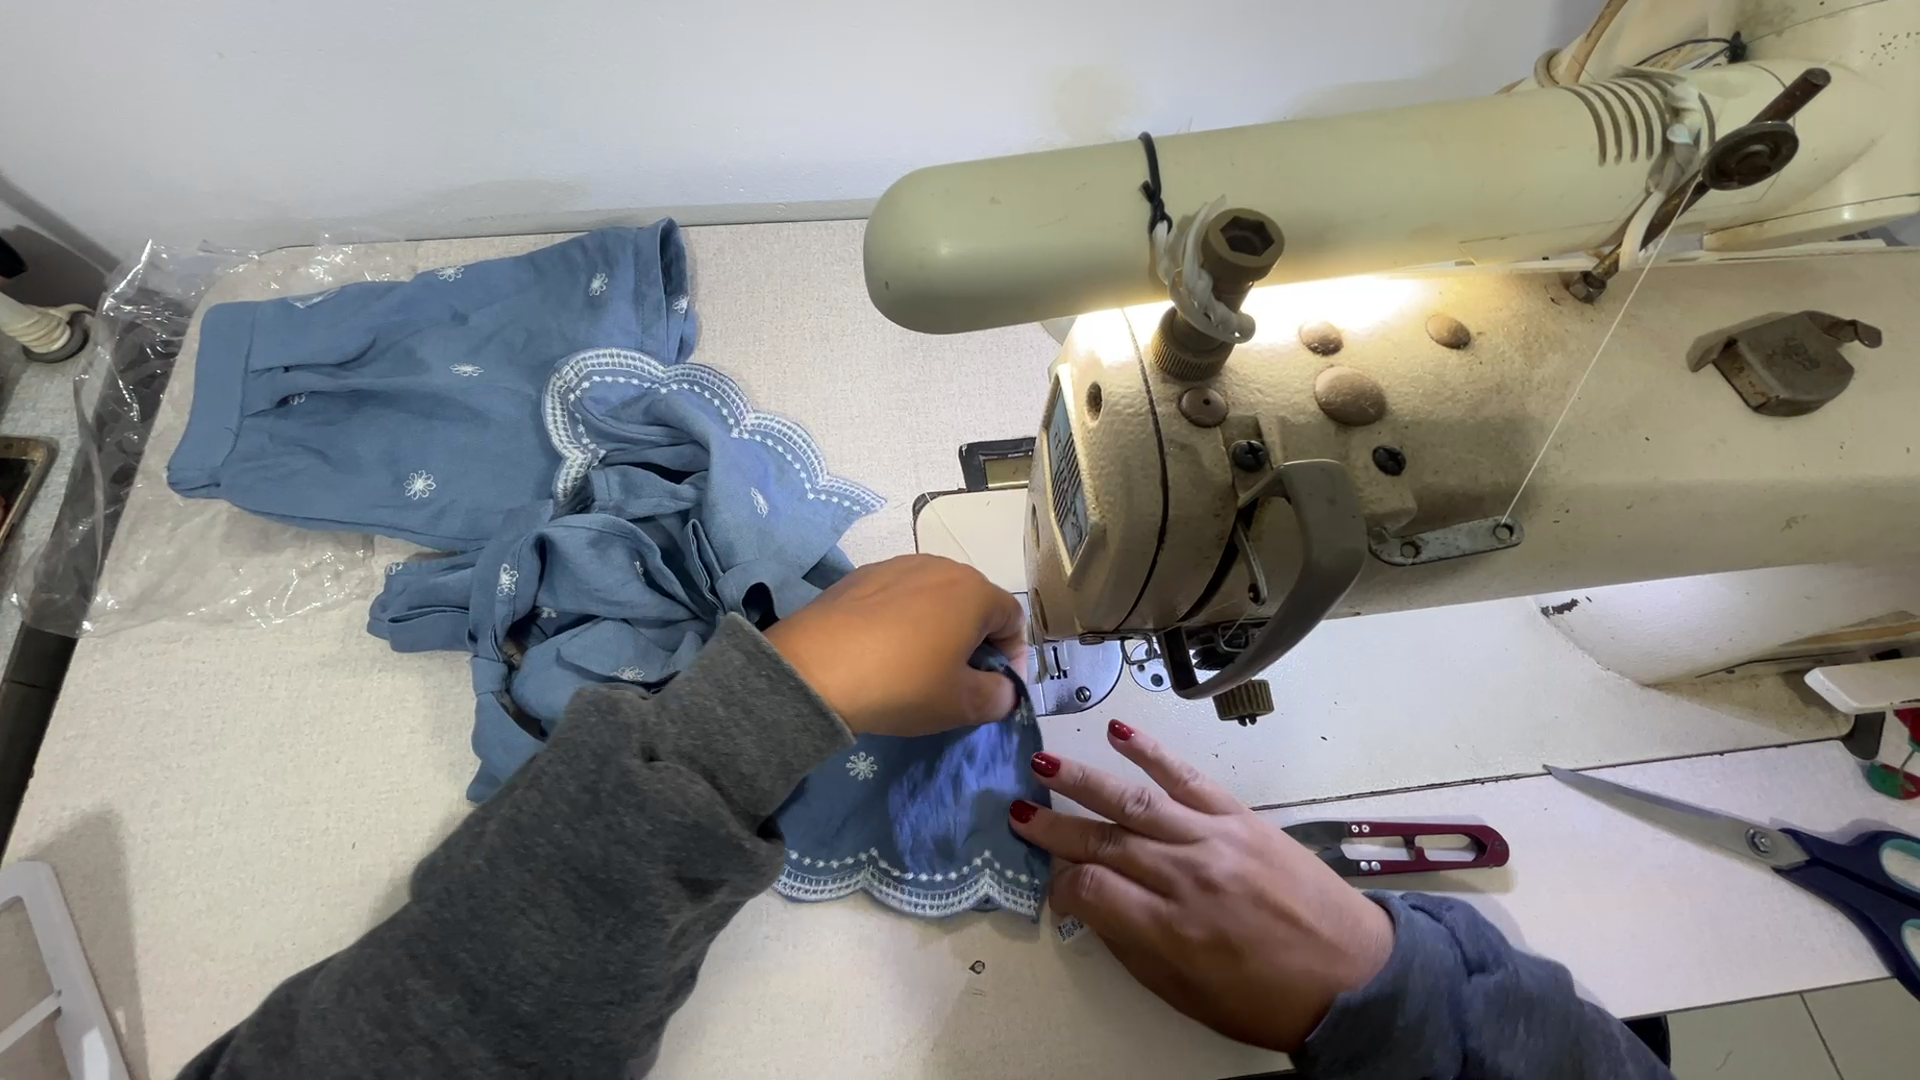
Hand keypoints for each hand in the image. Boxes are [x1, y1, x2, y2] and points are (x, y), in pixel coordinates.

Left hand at [763, 554, 1025, 737]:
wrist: (814, 669)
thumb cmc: (902, 684)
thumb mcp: (960, 704)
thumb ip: (997, 696)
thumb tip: (1003, 689)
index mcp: (974, 591)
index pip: (1013, 618)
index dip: (1013, 656)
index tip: (998, 688)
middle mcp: (940, 566)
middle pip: (974, 602)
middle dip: (976, 639)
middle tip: (959, 679)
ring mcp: (897, 565)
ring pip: (934, 597)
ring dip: (938, 627)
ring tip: (918, 664)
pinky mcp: (860, 575)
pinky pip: (897, 597)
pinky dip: (902, 620)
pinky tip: (882, 650)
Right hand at [1010, 721, 1393, 1051]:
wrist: (1357, 977)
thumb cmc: (1268, 1000)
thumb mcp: (1189, 995)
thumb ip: (1132, 946)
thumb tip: (1089, 904)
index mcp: (1172, 932)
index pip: (1092, 891)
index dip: (1061, 886)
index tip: (1051, 885)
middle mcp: (1186, 877)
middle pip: (1104, 841)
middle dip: (1053, 826)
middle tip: (1016, 811)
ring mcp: (1213, 839)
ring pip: (1134, 803)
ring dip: (1083, 781)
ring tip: (1042, 764)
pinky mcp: (1239, 816)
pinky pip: (1187, 778)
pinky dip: (1151, 753)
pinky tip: (1118, 733)